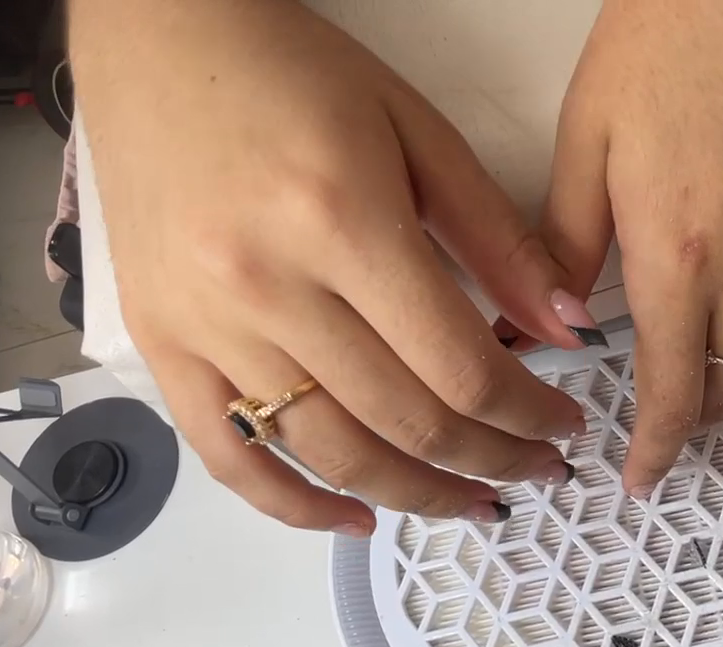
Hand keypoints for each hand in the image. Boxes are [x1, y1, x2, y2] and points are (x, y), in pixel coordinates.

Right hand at [71, 0, 594, 531]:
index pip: (464, 370)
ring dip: (419, 498)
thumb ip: (504, 247)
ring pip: (334, 456)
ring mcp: (205, 325)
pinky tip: (359, 520)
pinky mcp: (162, 343)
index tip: (564, 427)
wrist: (154, 27)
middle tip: (538, 472)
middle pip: (409, 424)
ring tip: (476, 506)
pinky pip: (232, 458)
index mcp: (342, 224)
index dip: (529, 416)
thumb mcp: (424, 139)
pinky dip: (298, 507)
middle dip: (493, 464)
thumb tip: (568, 332)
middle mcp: (266, 287)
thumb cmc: (298, 72)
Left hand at [542, 0, 722, 496]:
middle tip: (670, 408)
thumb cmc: (685, 25)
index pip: (668, 394)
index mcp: (676, 258)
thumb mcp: (592, 134)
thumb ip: (566, 244)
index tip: (644, 477)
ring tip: (714, 361)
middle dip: (690, 412)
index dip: (655, 449)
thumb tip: (543, 321)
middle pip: (722, 386)